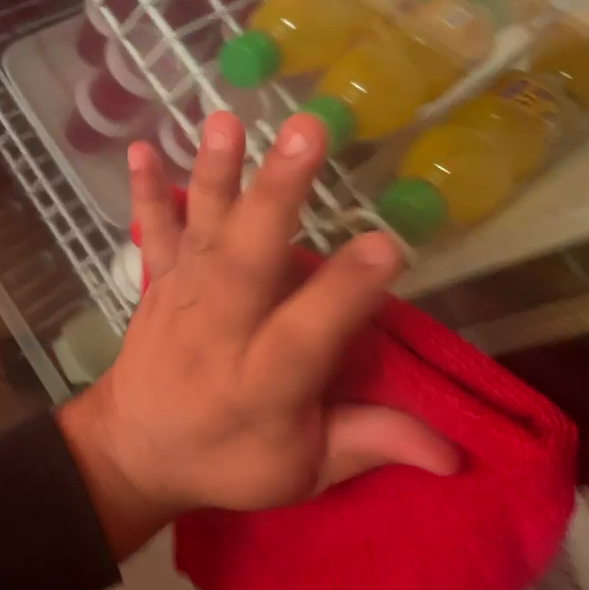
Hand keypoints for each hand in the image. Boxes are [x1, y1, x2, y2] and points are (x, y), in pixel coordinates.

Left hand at [57, 111, 457, 559]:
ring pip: (201, 230)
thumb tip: (454, 450)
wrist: (134, 449)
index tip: (386, 243)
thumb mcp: (301, 469)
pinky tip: (140, 146)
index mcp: (262, 379)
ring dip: (213, 172)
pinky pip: (151, 231)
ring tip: (226, 119)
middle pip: (248, 257)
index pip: (309, 329)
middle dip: (277, 192)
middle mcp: (220, 326)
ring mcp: (182, 295)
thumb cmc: (225, 458)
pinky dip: (144, 190)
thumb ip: (368, 442)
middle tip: (307, 132)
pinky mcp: (158, 280)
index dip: (346, 290)